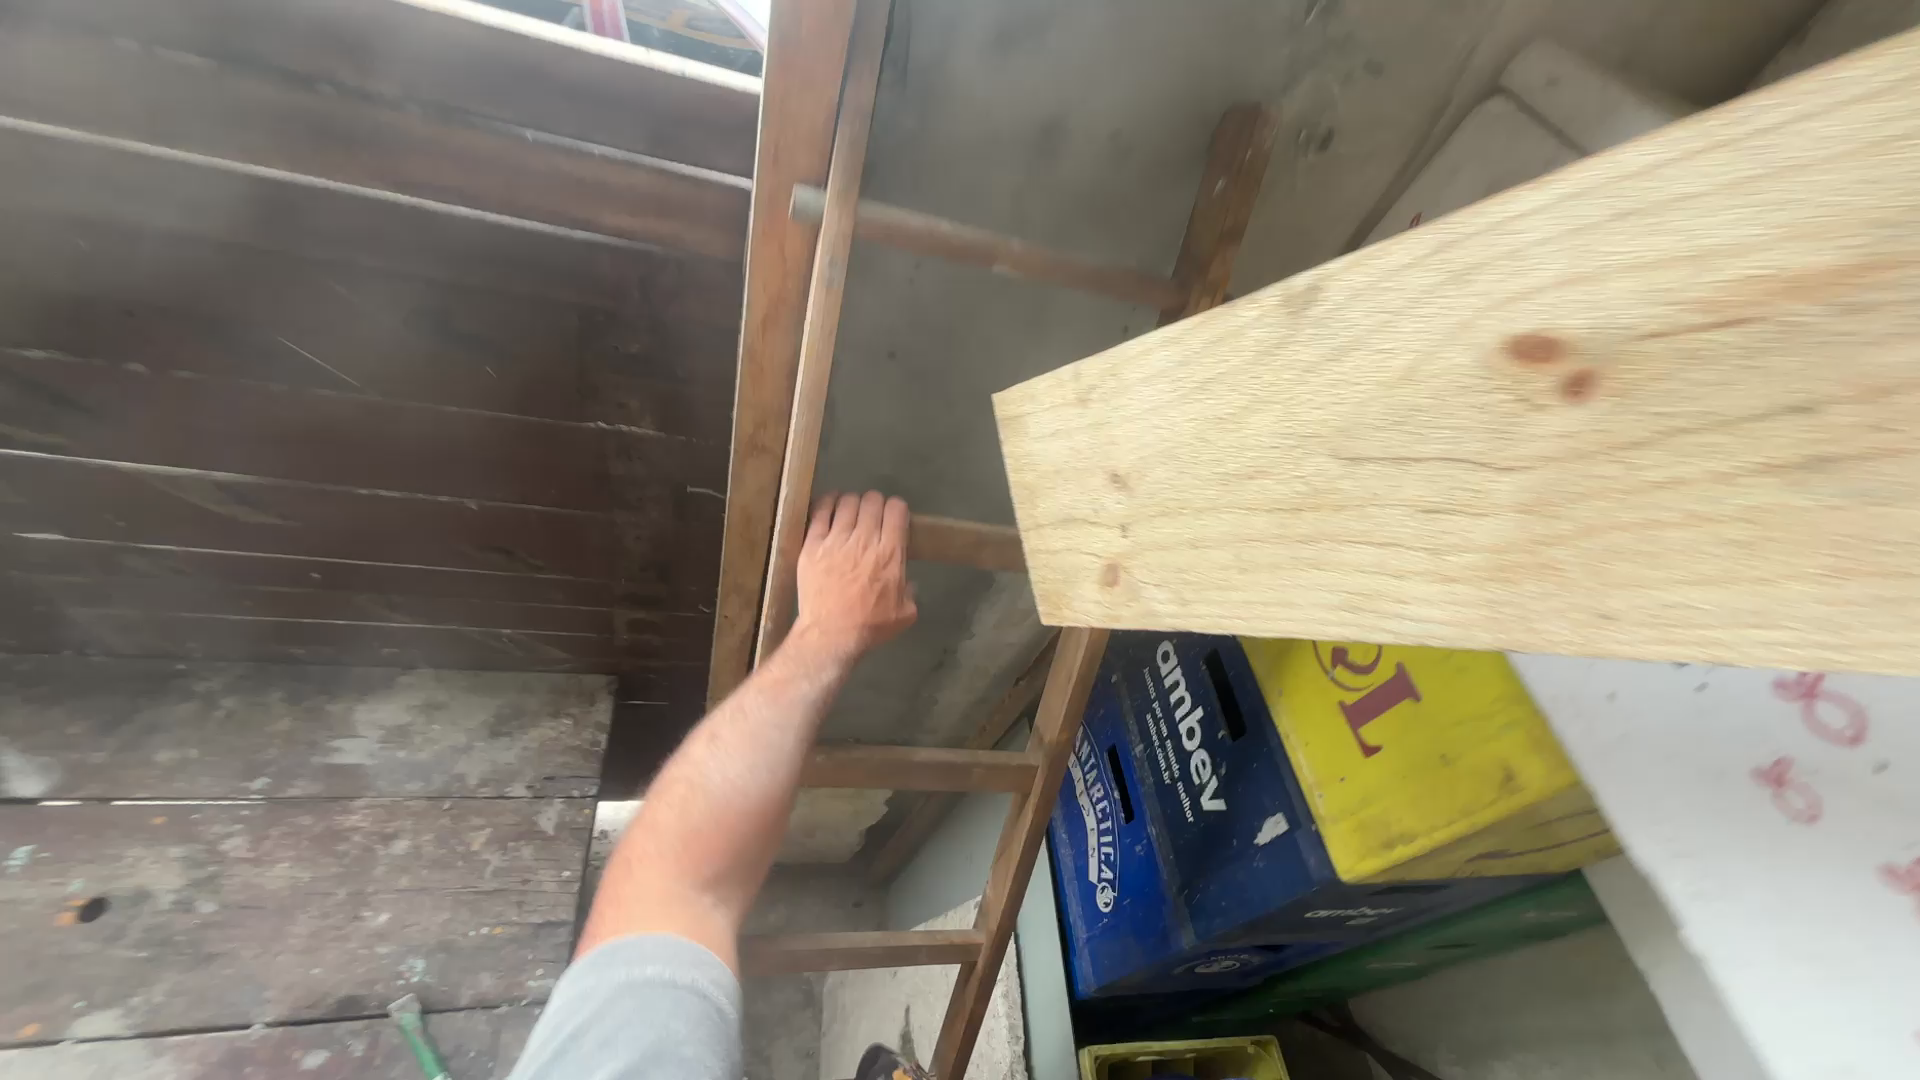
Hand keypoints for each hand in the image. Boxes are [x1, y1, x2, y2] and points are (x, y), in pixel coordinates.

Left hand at [793, 491, 917, 659]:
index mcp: (890, 553)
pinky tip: (829, 505)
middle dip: (875, 503)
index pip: (897, 510)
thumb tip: (909, 583)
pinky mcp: (813, 544)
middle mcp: (865, 539)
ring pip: (847, 502)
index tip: (893, 516)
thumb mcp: (905, 613)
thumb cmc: (870, 626)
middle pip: (872, 501)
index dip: (896, 509)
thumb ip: (910, 593)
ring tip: (850, 510)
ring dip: (852, 502)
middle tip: (871, 513)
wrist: (831, 634)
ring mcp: (836, 540)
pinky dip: (827, 503)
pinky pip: (820, 511)